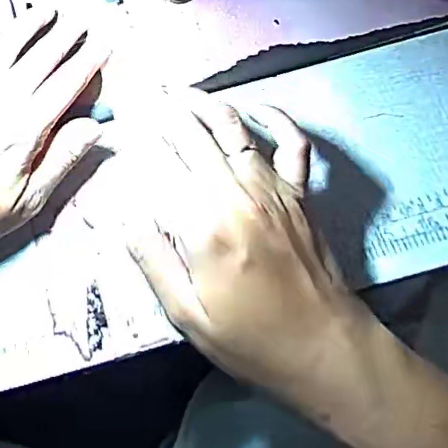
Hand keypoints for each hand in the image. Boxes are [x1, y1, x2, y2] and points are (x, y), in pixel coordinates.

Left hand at [0, 7, 109, 278]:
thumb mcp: (28, 200)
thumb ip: (63, 159)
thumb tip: (94, 128)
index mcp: (25, 127)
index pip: (66, 83)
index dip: (87, 60)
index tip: (102, 44)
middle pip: (41, 56)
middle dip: (65, 34)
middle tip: (80, 20)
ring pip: (6, 43)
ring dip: (29, 24)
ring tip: (45, 11)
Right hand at [119, 101, 376, 397]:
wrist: (331, 355)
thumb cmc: (254, 340)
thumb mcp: (188, 316)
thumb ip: (152, 260)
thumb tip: (123, 214)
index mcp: (205, 225)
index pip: (158, 165)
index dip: (133, 144)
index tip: (116, 133)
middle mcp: (236, 194)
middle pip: (189, 134)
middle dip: (159, 111)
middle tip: (138, 97)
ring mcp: (272, 187)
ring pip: (232, 126)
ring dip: (202, 103)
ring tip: (178, 92)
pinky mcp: (299, 192)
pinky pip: (293, 142)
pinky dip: (276, 118)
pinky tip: (255, 108)